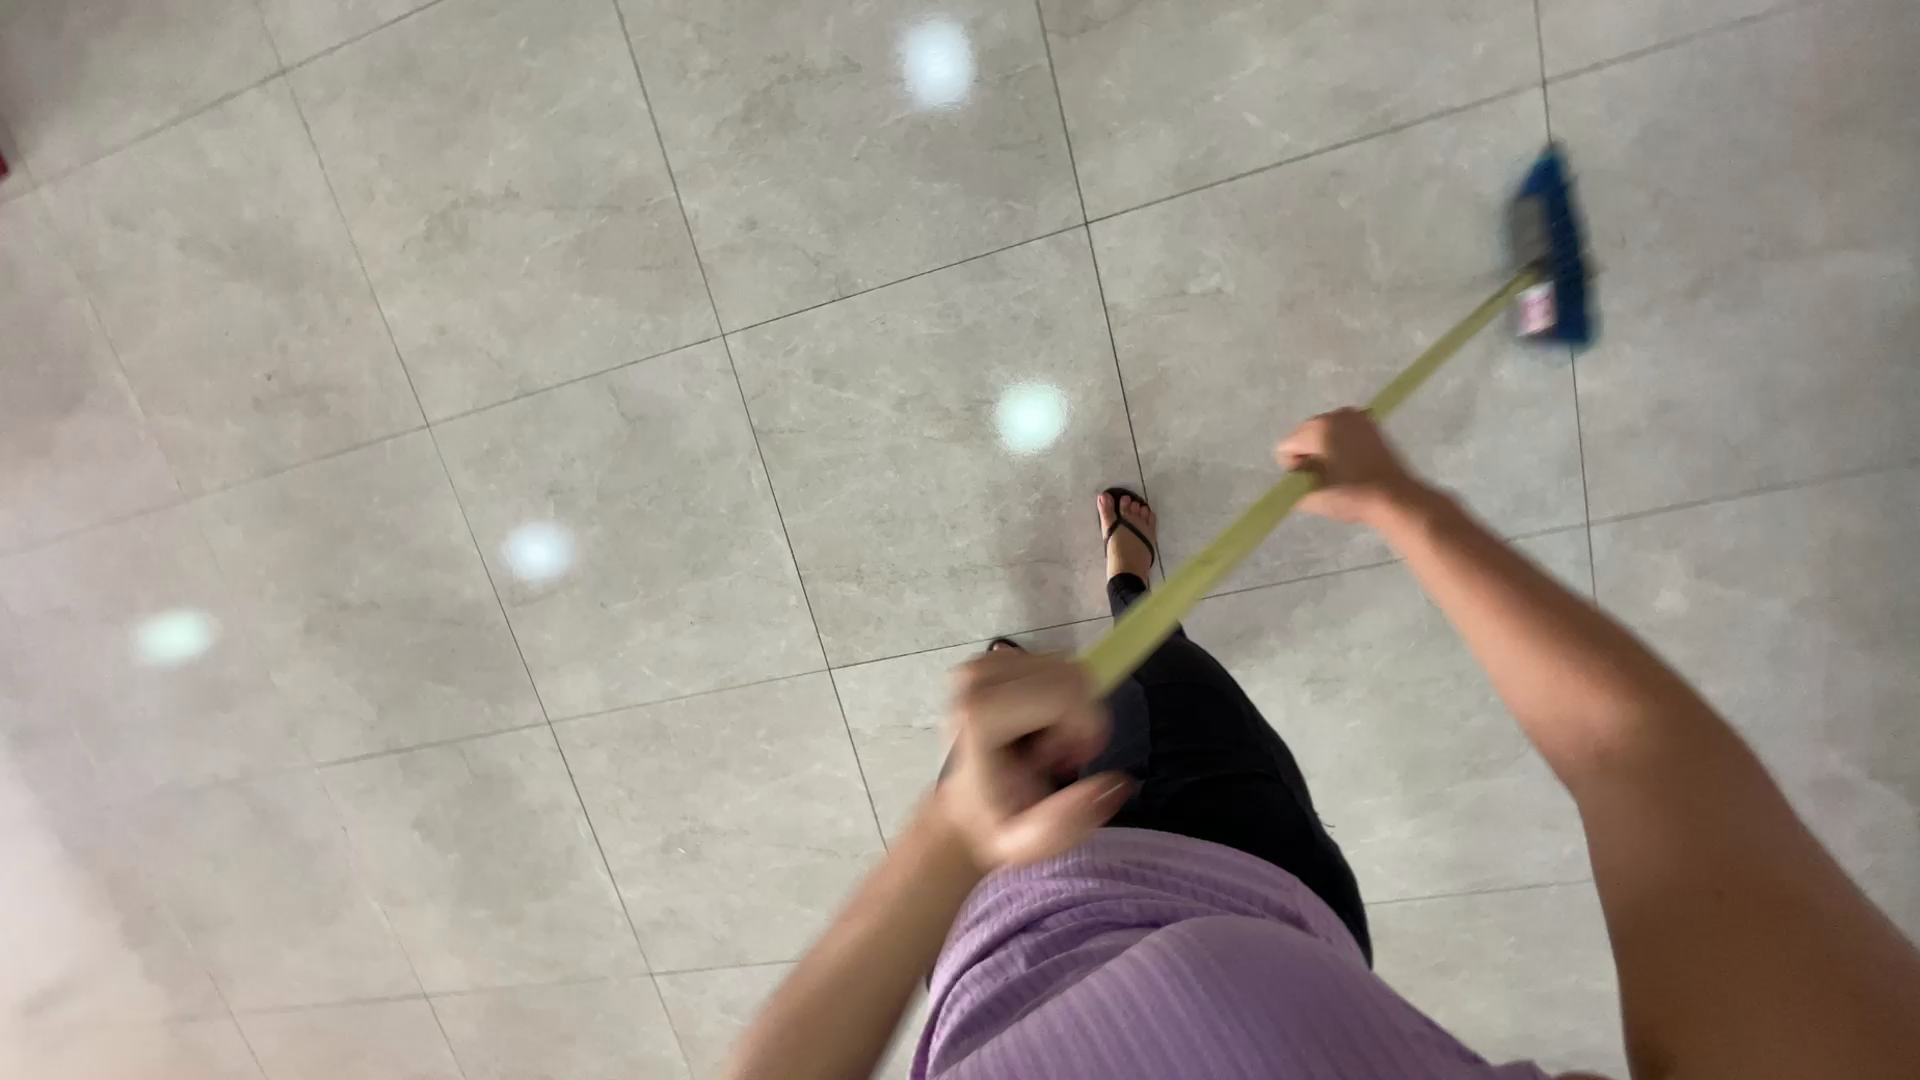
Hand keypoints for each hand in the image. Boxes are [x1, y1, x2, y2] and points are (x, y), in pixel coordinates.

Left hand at [936, 650, 1133, 870]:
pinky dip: (1057, 694)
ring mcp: (982, 665)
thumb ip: (1070, 820)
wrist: (964, 807)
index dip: (1082, 727)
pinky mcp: (990, 660)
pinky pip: (1053, 663)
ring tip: (1046, 744)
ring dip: (1069, 707)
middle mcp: (977, 681)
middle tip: (1058, 755)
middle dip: (1080, 717)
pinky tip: (1038, 725)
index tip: (1063, 762)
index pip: (1065, 693)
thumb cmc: (997, 824)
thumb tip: (1118, 783)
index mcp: (981, 716)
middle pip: (1071, 675)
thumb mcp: (1029, 842)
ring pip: (1066, 668)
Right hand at [1276, 407, 1428, 526]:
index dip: (1292, 468)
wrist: (1394, 497)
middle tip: (1323, 476)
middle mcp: (1334, 415)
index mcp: (1316, 429)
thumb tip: (1294, 480)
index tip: (1309, 481)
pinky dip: (1340, 443)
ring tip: (1338, 468)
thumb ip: (1292, 486)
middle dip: (1307, 454)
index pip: (1285, 447)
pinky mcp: (1370, 424)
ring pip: (1323, 432)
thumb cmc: (1350, 496)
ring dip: (1323, 448)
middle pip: (1303, 435)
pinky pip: (1341, 431)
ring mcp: (1355, 416)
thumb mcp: (1309, 498)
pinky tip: (1351, 461)